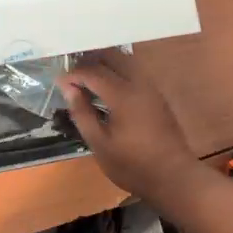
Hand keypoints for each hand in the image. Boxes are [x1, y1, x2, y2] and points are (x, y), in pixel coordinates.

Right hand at [56, 49, 201, 201]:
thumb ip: (82, 113)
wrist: (173, 176)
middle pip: (112, 56)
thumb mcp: (99, 143)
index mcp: (123, 94)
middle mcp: (139, 83)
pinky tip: (108, 87)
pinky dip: (118, 70)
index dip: (74, 74)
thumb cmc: (132, 165)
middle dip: (90, 60)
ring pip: (126, 61)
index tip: (60, 82)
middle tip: (73, 73)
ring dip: (105, 63)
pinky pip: (135, 71)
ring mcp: (151, 87)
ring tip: (87, 78)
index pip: (93, 71)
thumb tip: (68, 89)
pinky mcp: (157, 94)